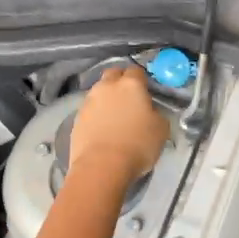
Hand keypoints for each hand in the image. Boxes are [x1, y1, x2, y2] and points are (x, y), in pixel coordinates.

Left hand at [69, 66, 167, 181]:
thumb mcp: (161, 129)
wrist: (101, 166)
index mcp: (131, 84)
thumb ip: (156, 112)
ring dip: (107, 98)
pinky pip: (90, 109)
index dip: (142, 79)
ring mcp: (88, 101)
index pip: (136, 70)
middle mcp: (107, 87)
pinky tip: (103, 128)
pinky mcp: (77, 118)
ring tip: (115, 115)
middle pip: (113, 74)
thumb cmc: (137, 145)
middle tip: (129, 98)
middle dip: (120, 80)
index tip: (146, 90)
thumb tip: (149, 110)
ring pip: (99, 91)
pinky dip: (97, 114)